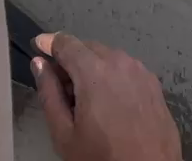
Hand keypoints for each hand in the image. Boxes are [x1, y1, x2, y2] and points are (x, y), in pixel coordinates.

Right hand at [32, 32, 180, 160]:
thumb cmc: (103, 158)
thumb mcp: (65, 135)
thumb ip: (49, 94)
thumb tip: (39, 64)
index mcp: (94, 70)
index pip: (65, 42)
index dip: (49, 42)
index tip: (38, 45)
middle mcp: (118, 61)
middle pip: (86, 48)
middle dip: (71, 61)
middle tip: (63, 89)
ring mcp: (139, 70)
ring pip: (107, 57)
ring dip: (93, 67)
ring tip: (88, 100)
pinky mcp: (153, 83)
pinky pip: (126, 69)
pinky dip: (113, 76)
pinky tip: (112, 103)